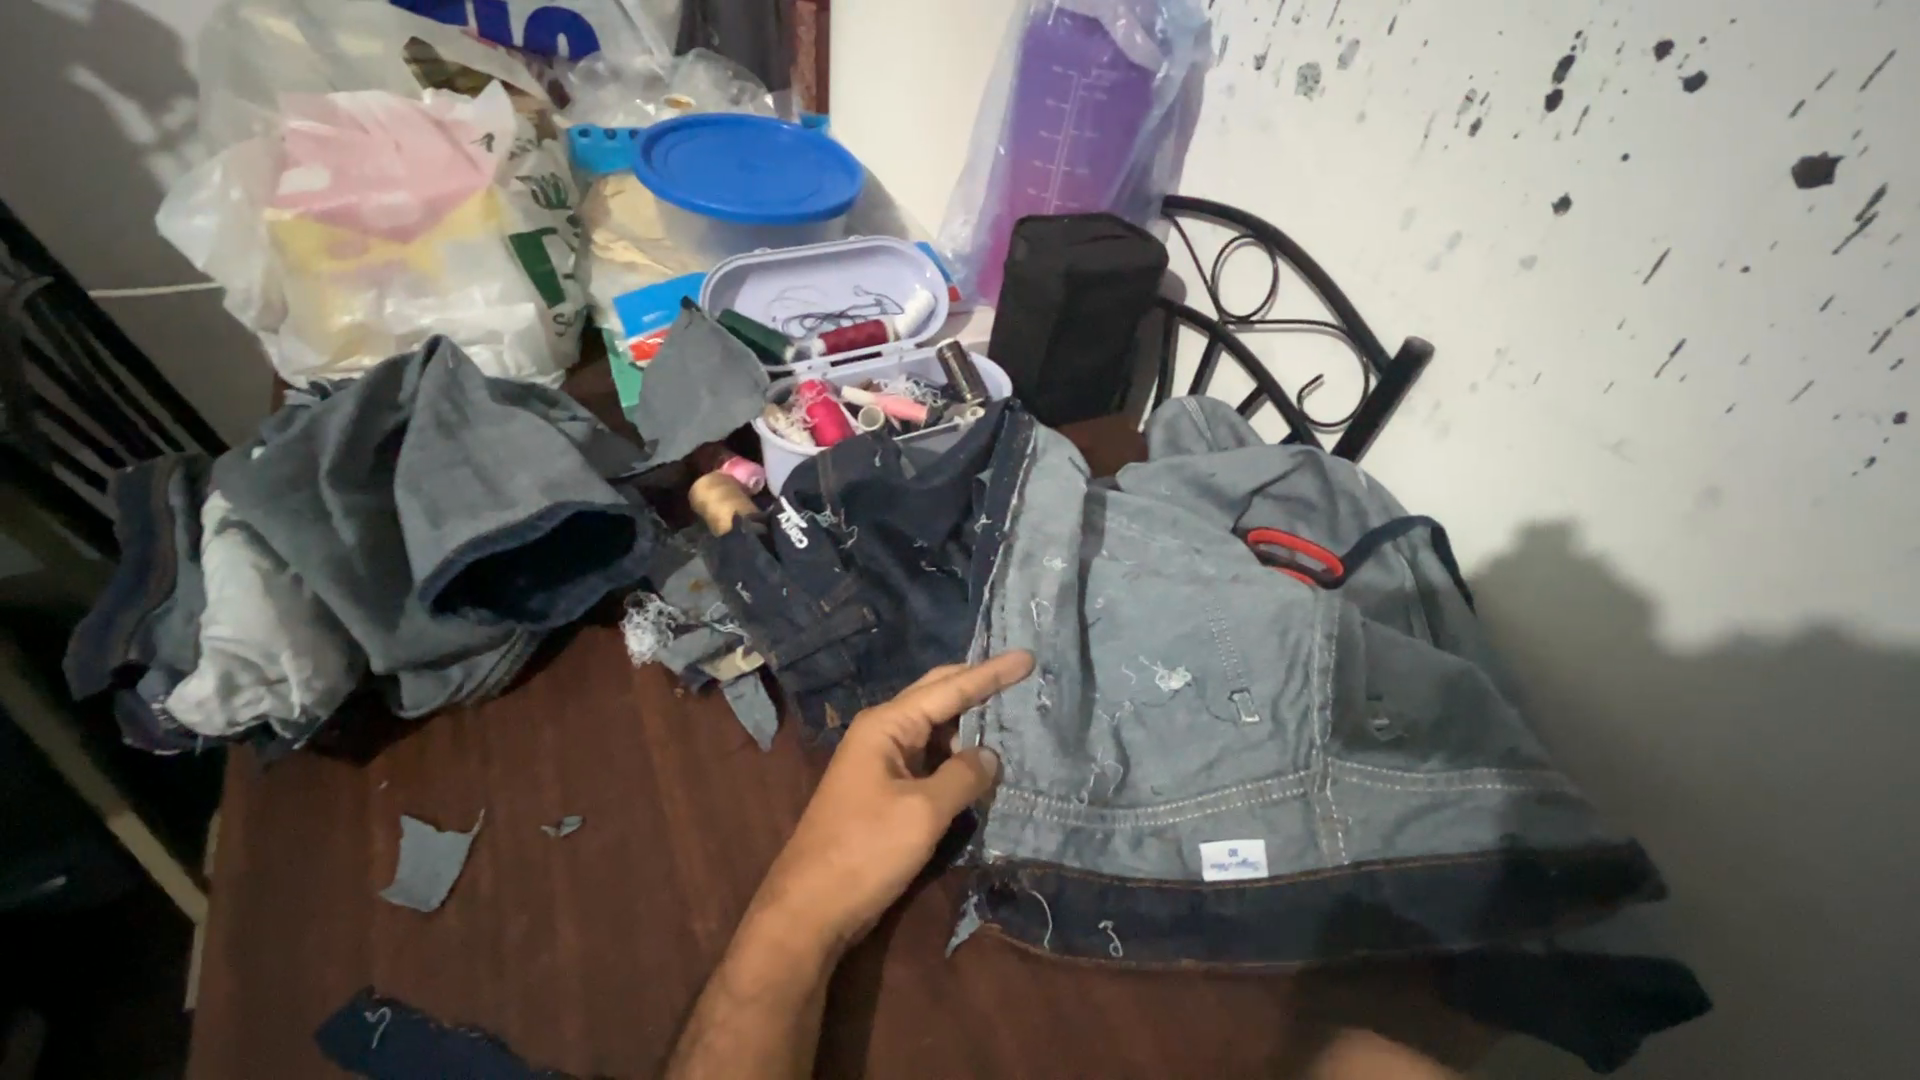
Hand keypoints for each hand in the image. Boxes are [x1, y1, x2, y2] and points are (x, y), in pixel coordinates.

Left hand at [741, 651, 1035, 960]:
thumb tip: (991, 756)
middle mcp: (882, 733)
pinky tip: (983, 763)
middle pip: (938, 697)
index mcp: (887, 725)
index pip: (949, 688)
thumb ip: (963, 776)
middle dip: (978, 686)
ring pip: (935, 730)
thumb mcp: (923, 812)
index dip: (991, 673)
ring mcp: (882, 762)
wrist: (811, 908)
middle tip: (1021, 675)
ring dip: (970, 724)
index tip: (1027, 657)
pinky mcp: (886, 791)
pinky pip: (930, 760)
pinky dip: (957, 757)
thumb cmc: (865, 851)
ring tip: (1013, 715)